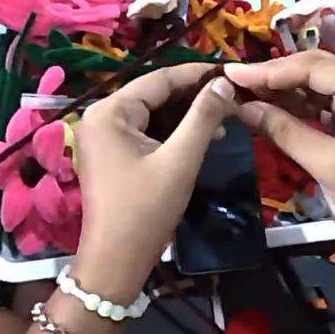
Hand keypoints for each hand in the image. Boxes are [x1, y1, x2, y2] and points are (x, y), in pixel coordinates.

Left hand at [71, 63, 237, 299]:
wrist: (117, 261)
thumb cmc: (146, 209)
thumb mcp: (180, 160)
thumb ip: (203, 117)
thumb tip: (225, 84)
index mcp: (109, 111)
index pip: (159, 79)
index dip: (198, 74)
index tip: (232, 72)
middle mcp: (101, 116)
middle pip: (155, 95)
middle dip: (194, 97)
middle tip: (233, 98)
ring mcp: (104, 137)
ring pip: (153, 114)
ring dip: (187, 116)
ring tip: (225, 120)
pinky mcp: (112, 155)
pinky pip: (146, 132)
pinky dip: (173, 133)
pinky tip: (202, 138)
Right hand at [224, 51, 334, 257]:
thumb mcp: (328, 164)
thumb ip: (284, 131)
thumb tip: (244, 108)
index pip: (314, 67)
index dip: (269, 70)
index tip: (231, 72)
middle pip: (317, 72)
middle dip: (275, 77)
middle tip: (234, 80)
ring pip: (320, 90)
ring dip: (285, 93)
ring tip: (245, 93)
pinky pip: (328, 109)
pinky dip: (300, 111)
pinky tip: (272, 110)